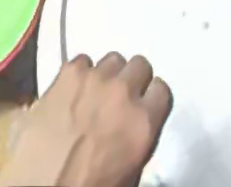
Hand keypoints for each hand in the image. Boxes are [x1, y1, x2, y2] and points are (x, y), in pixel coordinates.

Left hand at [0, 53, 171, 186]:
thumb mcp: (129, 171)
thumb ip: (138, 134)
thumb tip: (135, 121)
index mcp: (143, 123)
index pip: (162, 90)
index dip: (151, 99)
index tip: (142, 107)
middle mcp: (123, 93)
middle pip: (140, 65)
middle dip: (132, 81)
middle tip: (118, 100)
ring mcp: (95, 78)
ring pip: (113, 59)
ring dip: (108, 75)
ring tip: (94, 95)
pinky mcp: (68, 72)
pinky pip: (83, 61)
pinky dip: (80, 75)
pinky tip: (71, 94)